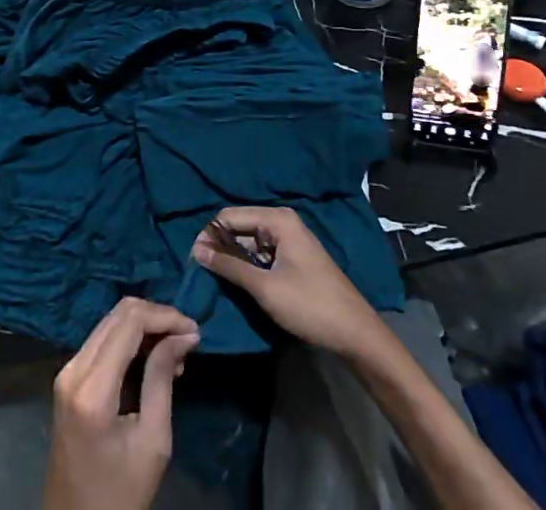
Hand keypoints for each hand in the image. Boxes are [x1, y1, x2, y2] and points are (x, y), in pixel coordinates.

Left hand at [44, 298, 199, 509]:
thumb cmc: (120, 492)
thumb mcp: (153, 439)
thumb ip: (162, 378)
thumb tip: (184, 334)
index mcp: (92, 389)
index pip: (131, 321)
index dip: (166, 316)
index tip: (195, 332)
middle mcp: (73, 371)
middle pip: (119, 313)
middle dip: (158, 317)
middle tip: (187, 339)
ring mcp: (66, 374)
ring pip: (111, 322)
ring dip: (146, 326)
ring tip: (175, 353)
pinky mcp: (68, 380)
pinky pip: (103, 340)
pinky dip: (132, 339)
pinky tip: (153, 360)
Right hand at [192, 206, 390, 361]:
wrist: (352, 329)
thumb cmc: (308, 304)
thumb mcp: (264, 287)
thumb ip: (230, 266)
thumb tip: (197, 250)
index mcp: (278, 220)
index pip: (229, 216)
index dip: (209, 235)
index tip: (194, 261)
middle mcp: (282, 222)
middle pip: (239, 226)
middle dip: (219, 246)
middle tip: (201, 273)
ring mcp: (288, 240)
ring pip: (248, 242)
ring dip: (231, 257)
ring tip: (213, 280)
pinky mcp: (291, 257)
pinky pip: (260, 254)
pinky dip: (246, 265)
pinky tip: (235, 282)